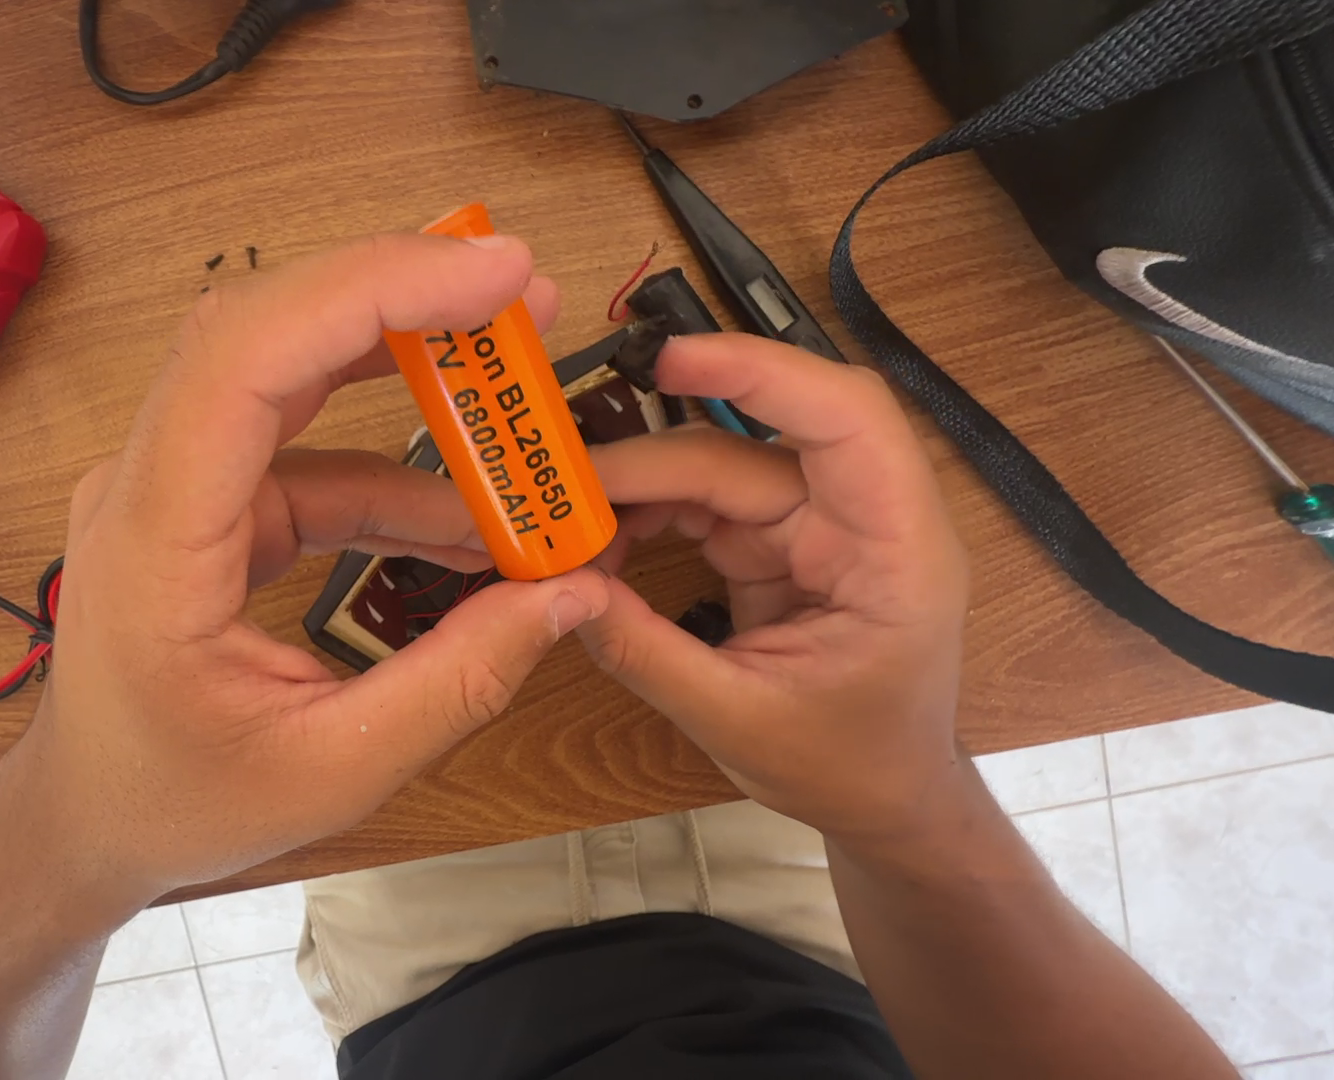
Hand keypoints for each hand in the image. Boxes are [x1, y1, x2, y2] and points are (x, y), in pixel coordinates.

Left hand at [15, 233, 610, 899]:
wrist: (85, 818)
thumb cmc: (175, 803)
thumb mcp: (331, 767)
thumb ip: (456, 681)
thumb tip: (567, 595)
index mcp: (156, 539)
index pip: (247, 357)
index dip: (373, 292)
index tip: (494, 277)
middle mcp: (152, 484)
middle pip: (269, 335)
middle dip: (402, 302)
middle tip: (523, 303)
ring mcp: (176, 488)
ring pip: (291, 383)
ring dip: (406, 380)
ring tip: (512, 400)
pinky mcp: (210, 510)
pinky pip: (309, 464)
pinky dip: (393, 481)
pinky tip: (467, 524)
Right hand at [575, 334, 969, 842]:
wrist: (877, 795)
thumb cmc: (842, 762)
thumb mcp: (735, 717)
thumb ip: (643, 650)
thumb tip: (560, 587)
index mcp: (890, 551)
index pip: (843, 418)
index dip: (758, 371)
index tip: (666, 360)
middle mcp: (854, 517)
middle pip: (741, 449)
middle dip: (645, 462)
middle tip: (557, 489)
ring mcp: (808, 526)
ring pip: (709, 471)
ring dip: (634, 489)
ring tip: (565, 522)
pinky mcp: (770, 542)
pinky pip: (697, 506)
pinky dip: (642, 517)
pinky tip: (599, 542)